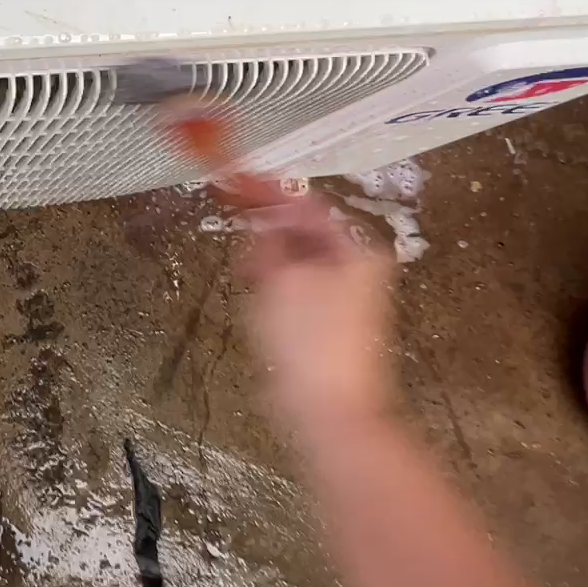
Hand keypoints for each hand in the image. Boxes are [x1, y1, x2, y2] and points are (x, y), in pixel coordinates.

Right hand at [243, 196, 397, 426]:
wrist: (326, 407)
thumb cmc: (309, 339)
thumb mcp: (281, 275)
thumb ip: (269, 237)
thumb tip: (261, 215)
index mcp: (354, 247)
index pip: (306, 203)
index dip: (267, 190)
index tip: (234, 179)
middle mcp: (353, 265)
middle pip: (301, 228)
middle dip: (266, 224)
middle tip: (233, 216)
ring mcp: (340, 292)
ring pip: (294, 255)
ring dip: (266, 253)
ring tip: (246, 264)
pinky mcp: (323, 317)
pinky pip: (293, 282)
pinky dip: (272, 278)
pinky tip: (254, 287)